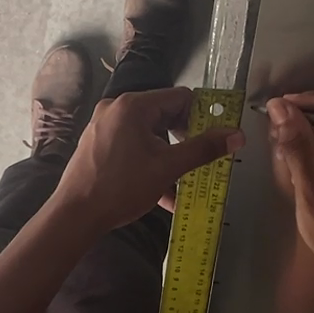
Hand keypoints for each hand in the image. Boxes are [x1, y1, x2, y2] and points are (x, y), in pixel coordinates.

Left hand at [53, 87, 243, 234]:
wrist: (75, 215)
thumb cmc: (121, 188)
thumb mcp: (167, 167)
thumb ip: (203, 149)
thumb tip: (238, 135)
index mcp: (133, 106)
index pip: (180, 98)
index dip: (201, 118)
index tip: (212, 141)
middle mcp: (116, 108)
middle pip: (164, 115)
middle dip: (184, 140)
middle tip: (199, 163)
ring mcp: (103, 126)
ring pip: (148, 134)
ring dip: (168, 157)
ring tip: (182, 183)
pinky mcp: (96, 144)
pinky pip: (132, 146)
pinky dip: (149, 163)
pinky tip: (162, 193)